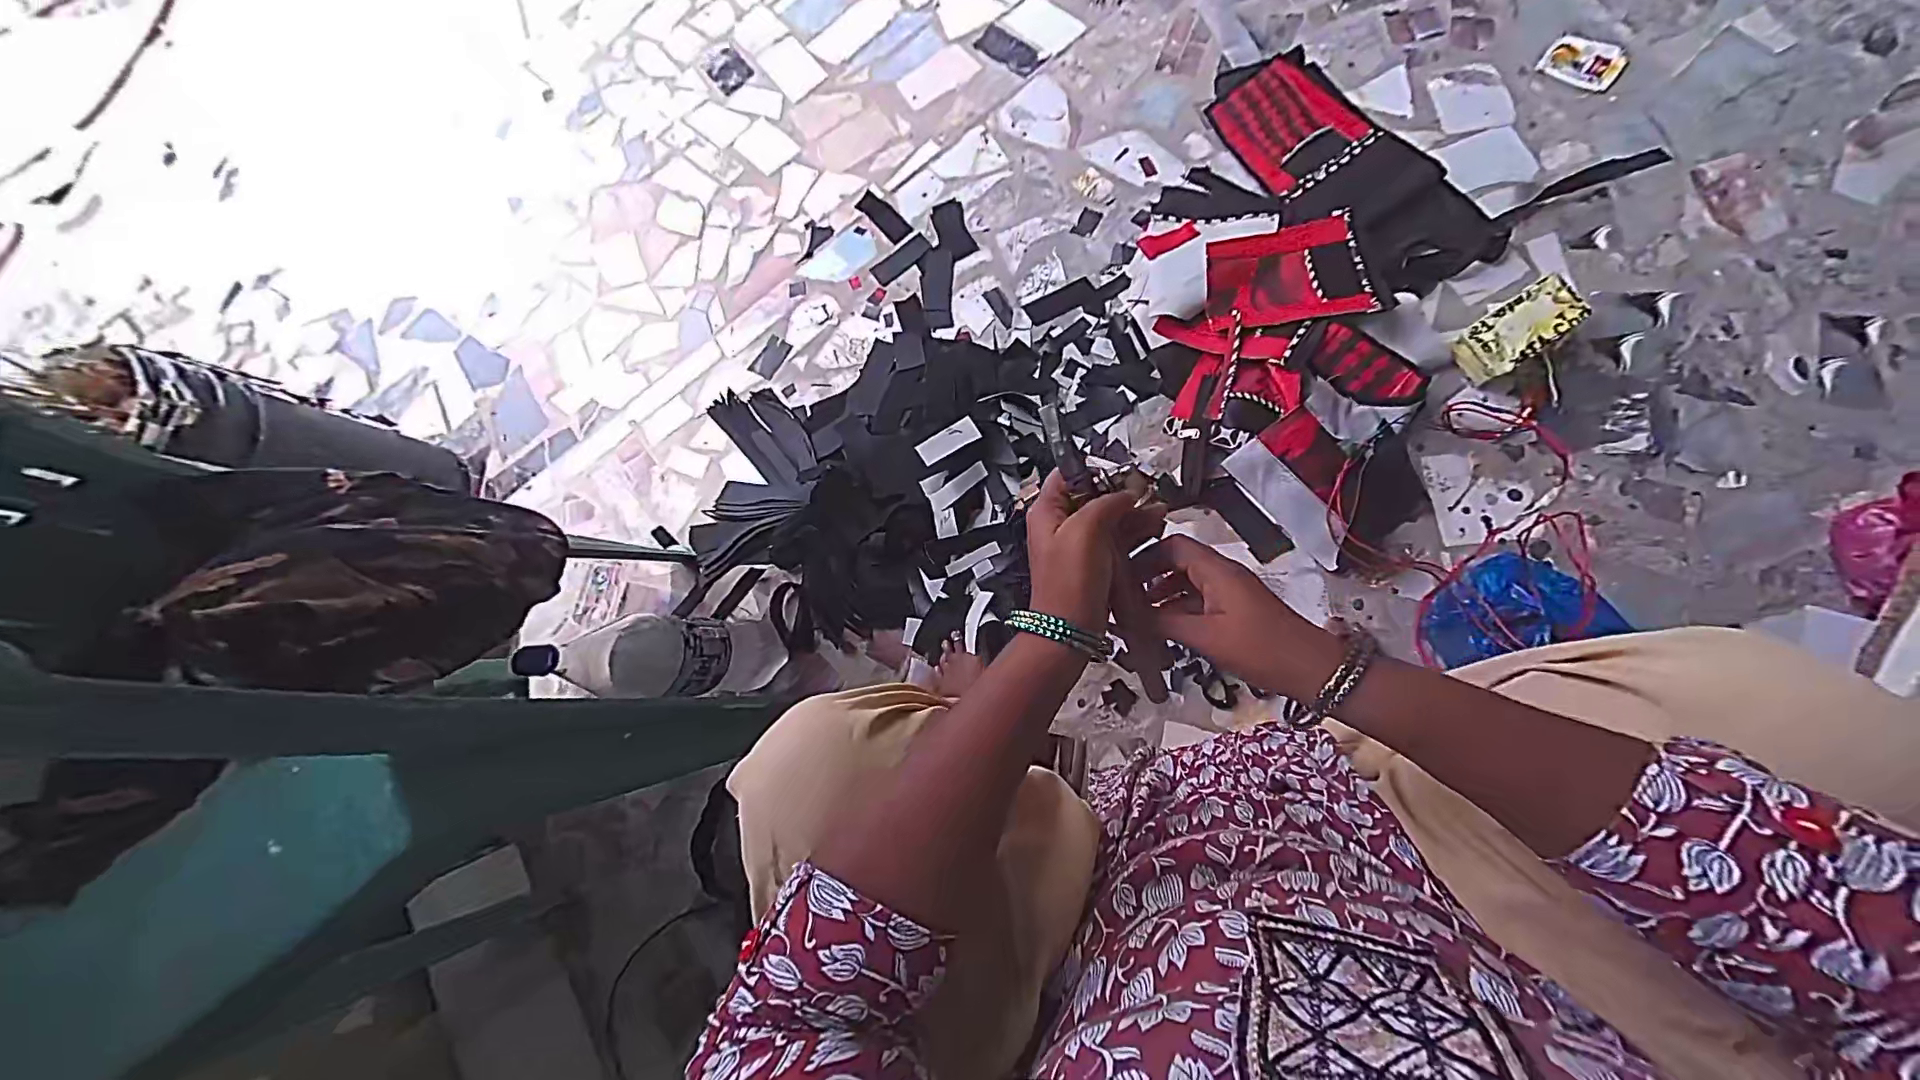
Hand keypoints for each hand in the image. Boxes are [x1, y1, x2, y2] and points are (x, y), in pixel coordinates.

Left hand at [1024, 471, 1155, 631]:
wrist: (1071, 630)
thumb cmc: (1066, 588)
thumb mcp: (1085, 530)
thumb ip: (1105, 503)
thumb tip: (1124, 491)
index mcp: (1047, 513)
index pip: (1068, 475)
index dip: (1095, 471)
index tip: (1120, 473)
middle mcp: (1059, 527)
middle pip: (1091, 496)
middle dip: (1120, 493)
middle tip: (1144, 491)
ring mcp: (1076, 546)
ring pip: (1107, 517)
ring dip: (1132, 512)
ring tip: (1155, 509)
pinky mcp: (1092, 563)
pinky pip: (1114, 539)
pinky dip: (1132, 532)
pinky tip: (1152, 528)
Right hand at [1131, 534, 1342, 696]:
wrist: (1310, 669)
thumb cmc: (1263, 650)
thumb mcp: (1205, 637)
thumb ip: (1163, 624)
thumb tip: (1127, 618)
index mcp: (1217, 571)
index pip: (1172, 546)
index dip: (1144, 557)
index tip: (1122, 574)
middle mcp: (1223, 574)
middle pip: (1177, 561)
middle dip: (1149, 575)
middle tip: (1124, 594)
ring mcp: (1230, 591)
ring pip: (1186, 581)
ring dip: (1162, 593)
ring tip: (1138, 612)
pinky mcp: (1234, 608)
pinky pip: (1198, 598)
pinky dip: (1177, 607)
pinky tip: (1163, 626)